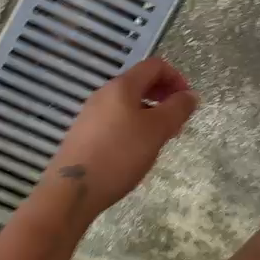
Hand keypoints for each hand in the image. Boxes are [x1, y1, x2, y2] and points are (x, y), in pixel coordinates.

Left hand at [46, 57, 197, 214]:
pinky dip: (131, 127)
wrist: (69, 194)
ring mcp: (89, 116)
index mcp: (122, 86)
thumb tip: (191, 95)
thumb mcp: (157, 131)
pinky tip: (133, 152)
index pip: (155, 66)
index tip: (187, 101)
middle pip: (140, 83)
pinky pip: (113, 121)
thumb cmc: (118, 155)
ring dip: (148, 114)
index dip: (176, 78)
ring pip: (127, 104)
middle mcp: (103, 94)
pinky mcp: (81, 137)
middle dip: (163, 96)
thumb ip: (177, 109)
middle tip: (176, 120)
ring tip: (157, 139)